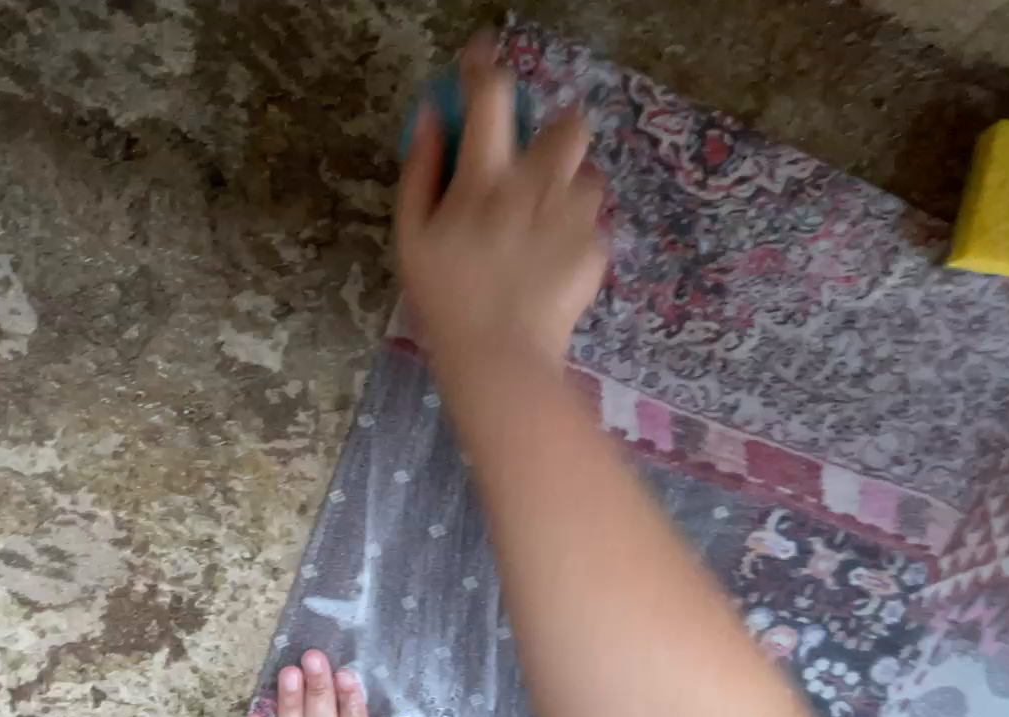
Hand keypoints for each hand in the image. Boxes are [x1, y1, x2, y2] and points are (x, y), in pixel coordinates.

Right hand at [395, 33, 607, 377]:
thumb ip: (420, 174)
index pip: (492, 97)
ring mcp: (574, 216)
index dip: (485, 70)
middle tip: (535, 171)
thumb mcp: (411, 240)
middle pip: (569, 124)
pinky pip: (594, 223)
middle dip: (555, 135)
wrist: (499, 358)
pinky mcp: (597, 247)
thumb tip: (432, 121)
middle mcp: (538, 185)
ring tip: (544, 229)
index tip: (482, 64)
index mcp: (486, 180)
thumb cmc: (445, 302)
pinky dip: (575, 235)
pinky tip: (552, 266)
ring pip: (588, 175)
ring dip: (568, 189)